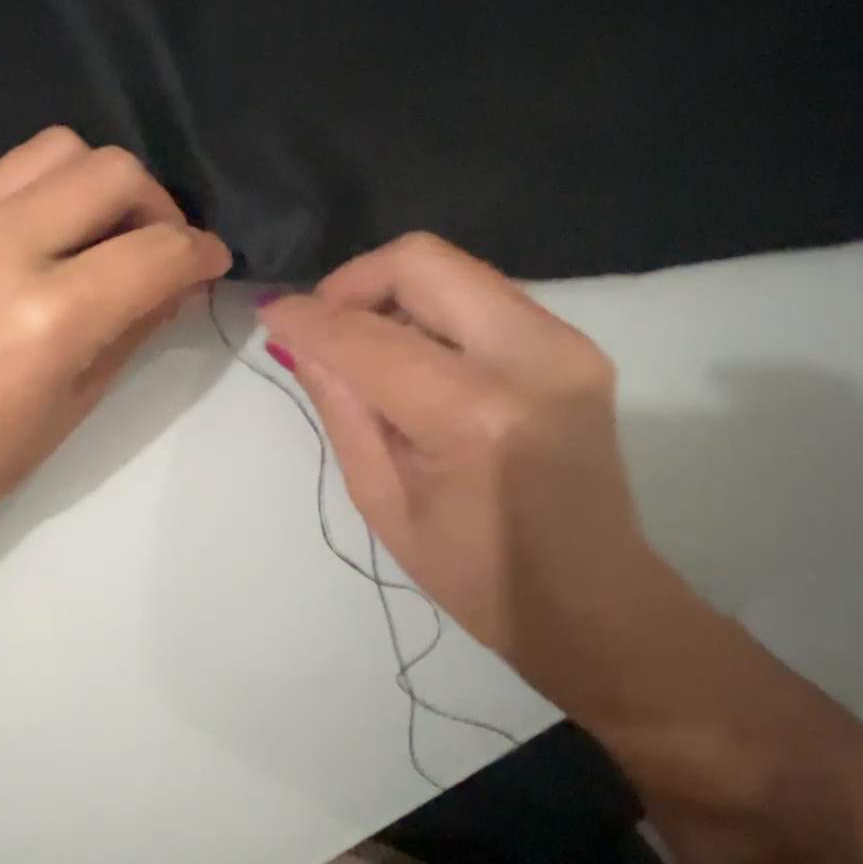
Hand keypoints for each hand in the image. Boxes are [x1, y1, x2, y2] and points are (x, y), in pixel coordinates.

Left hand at [0, 127, 231, 538]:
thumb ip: (136, 326)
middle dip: (158, 205)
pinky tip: (53, 231)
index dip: (201, 253)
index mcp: (47, 317)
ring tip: (106, 232)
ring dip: (103, 182)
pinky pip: (11, 168)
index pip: (155, 251)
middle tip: (159, 249)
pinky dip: (51, 185)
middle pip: (112, 171)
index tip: (212, 263)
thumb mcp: (76, 403)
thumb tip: (181, 280)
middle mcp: (2, 248)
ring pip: (60, 148)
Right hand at [259, 232, 662, 692]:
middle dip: (353, 282)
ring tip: (362, 345)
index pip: (367, 337)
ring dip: (390, 293)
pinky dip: (428, 309)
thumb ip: (340, 405)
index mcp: (475, 416)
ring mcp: (563, 344)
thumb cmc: (475, 573)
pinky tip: (409, 355)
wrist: (593, 601)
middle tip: (322, 326)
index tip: (269, 314)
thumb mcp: (381, 498)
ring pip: (451, 268)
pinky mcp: (572, 343)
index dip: (307, 318)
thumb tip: (300, 339)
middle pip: (420, 263)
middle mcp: (529, 358)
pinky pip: (478, 293)